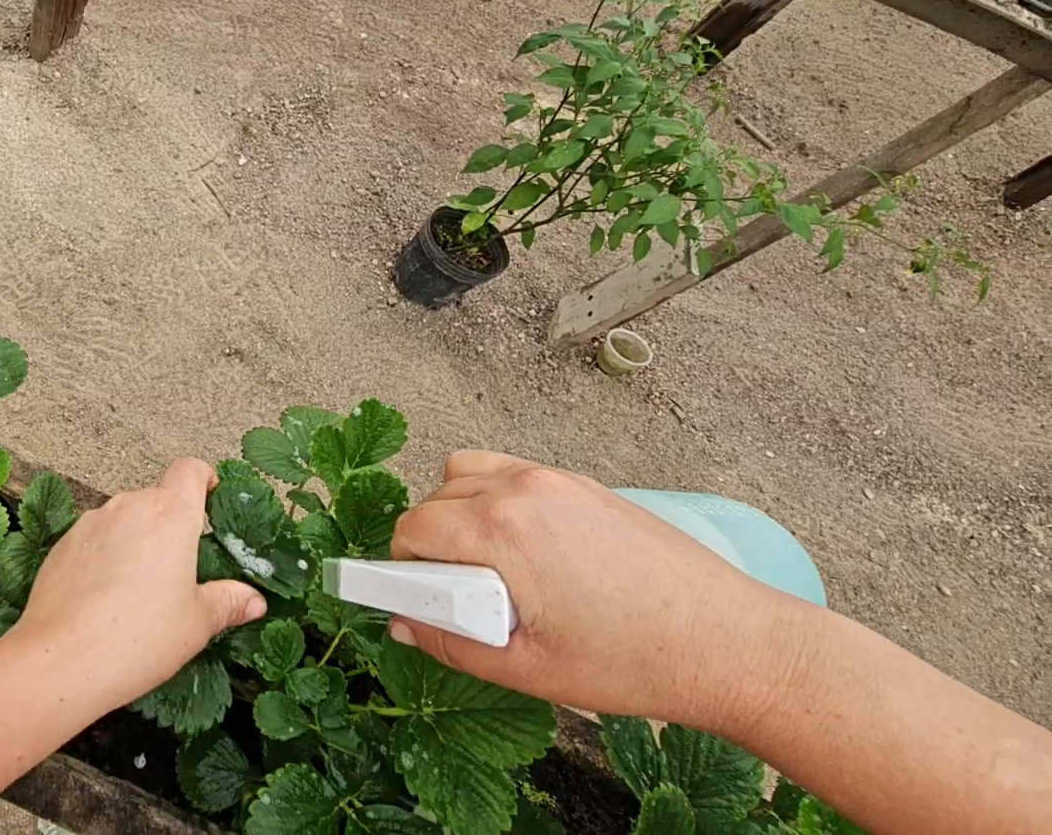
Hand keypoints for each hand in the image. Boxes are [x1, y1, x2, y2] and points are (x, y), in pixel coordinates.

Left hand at [8, 458, 267, 713]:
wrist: (61, 659)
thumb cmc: (139, 638)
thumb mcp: (196, 624)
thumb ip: (227, 603)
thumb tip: (253, 601)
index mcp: (170, 515)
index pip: (190, 470)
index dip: (203, 478)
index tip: (210, 498)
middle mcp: (130, 506)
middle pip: (157, 499)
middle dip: (170, 525)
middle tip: (180, 569)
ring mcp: (92, 521)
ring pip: (124, 519)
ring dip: (137, 540)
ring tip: (140, 589)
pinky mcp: (64, 542)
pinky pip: (95, 538)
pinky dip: (106, 555)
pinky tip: (105, 597)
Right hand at [389, 450, 811, 732]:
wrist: (739, 646)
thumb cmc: (641, 661)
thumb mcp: (530, 669)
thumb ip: (451, 644)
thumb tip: (402, 625)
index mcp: (502, 531)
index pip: (413, 526)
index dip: (403, 565)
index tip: (420, 595)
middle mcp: (521, 490)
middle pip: (433, 499)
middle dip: (430, 545)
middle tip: (463, 594)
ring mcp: (553, 480)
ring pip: (463, 474)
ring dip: (456, 512)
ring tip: (488, 562)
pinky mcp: (578, 482)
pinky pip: (506, 472)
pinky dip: (492, 498)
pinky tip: (523, 546)